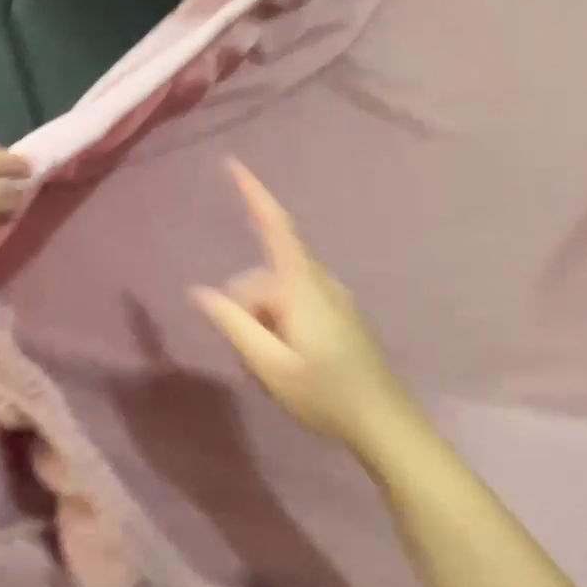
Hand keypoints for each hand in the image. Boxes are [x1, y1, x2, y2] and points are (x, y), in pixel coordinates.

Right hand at [192, 160, 411, 450]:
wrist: (385, 423)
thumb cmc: (326, 394)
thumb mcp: (270, 365)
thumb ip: (234, 325)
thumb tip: (201, 292)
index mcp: (303, 287)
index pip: (275, 227)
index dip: (254, 193)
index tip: (234, 163)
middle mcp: (320, 282)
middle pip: (262, 278)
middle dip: (245, 309)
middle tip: (250, 359)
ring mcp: (333, 298)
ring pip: (276, 294)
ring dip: (261, 322)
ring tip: (269, 368)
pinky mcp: (338, 314)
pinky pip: (293, 304)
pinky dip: (278, 325)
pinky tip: (285, 362)